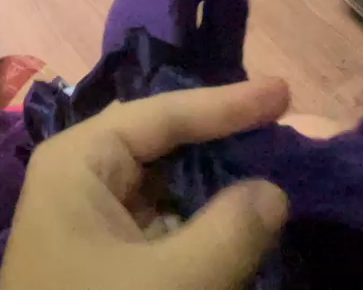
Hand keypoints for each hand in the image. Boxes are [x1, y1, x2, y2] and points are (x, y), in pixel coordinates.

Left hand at [0, 77, 292, 289]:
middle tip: (279, 122)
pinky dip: (197, 219)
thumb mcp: (172, 284)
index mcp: (79, 159)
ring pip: (161, 182)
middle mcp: (79, 173)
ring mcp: (87, 215)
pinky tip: (236, 218)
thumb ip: (230, 232)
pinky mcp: (100, 254)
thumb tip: (272, 190)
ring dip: (212, 180)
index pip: (161, 115)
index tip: (283, 91)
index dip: (226, 104)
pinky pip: (156, 219)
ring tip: (268, 162)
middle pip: (159, 140)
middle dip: (218, 136)